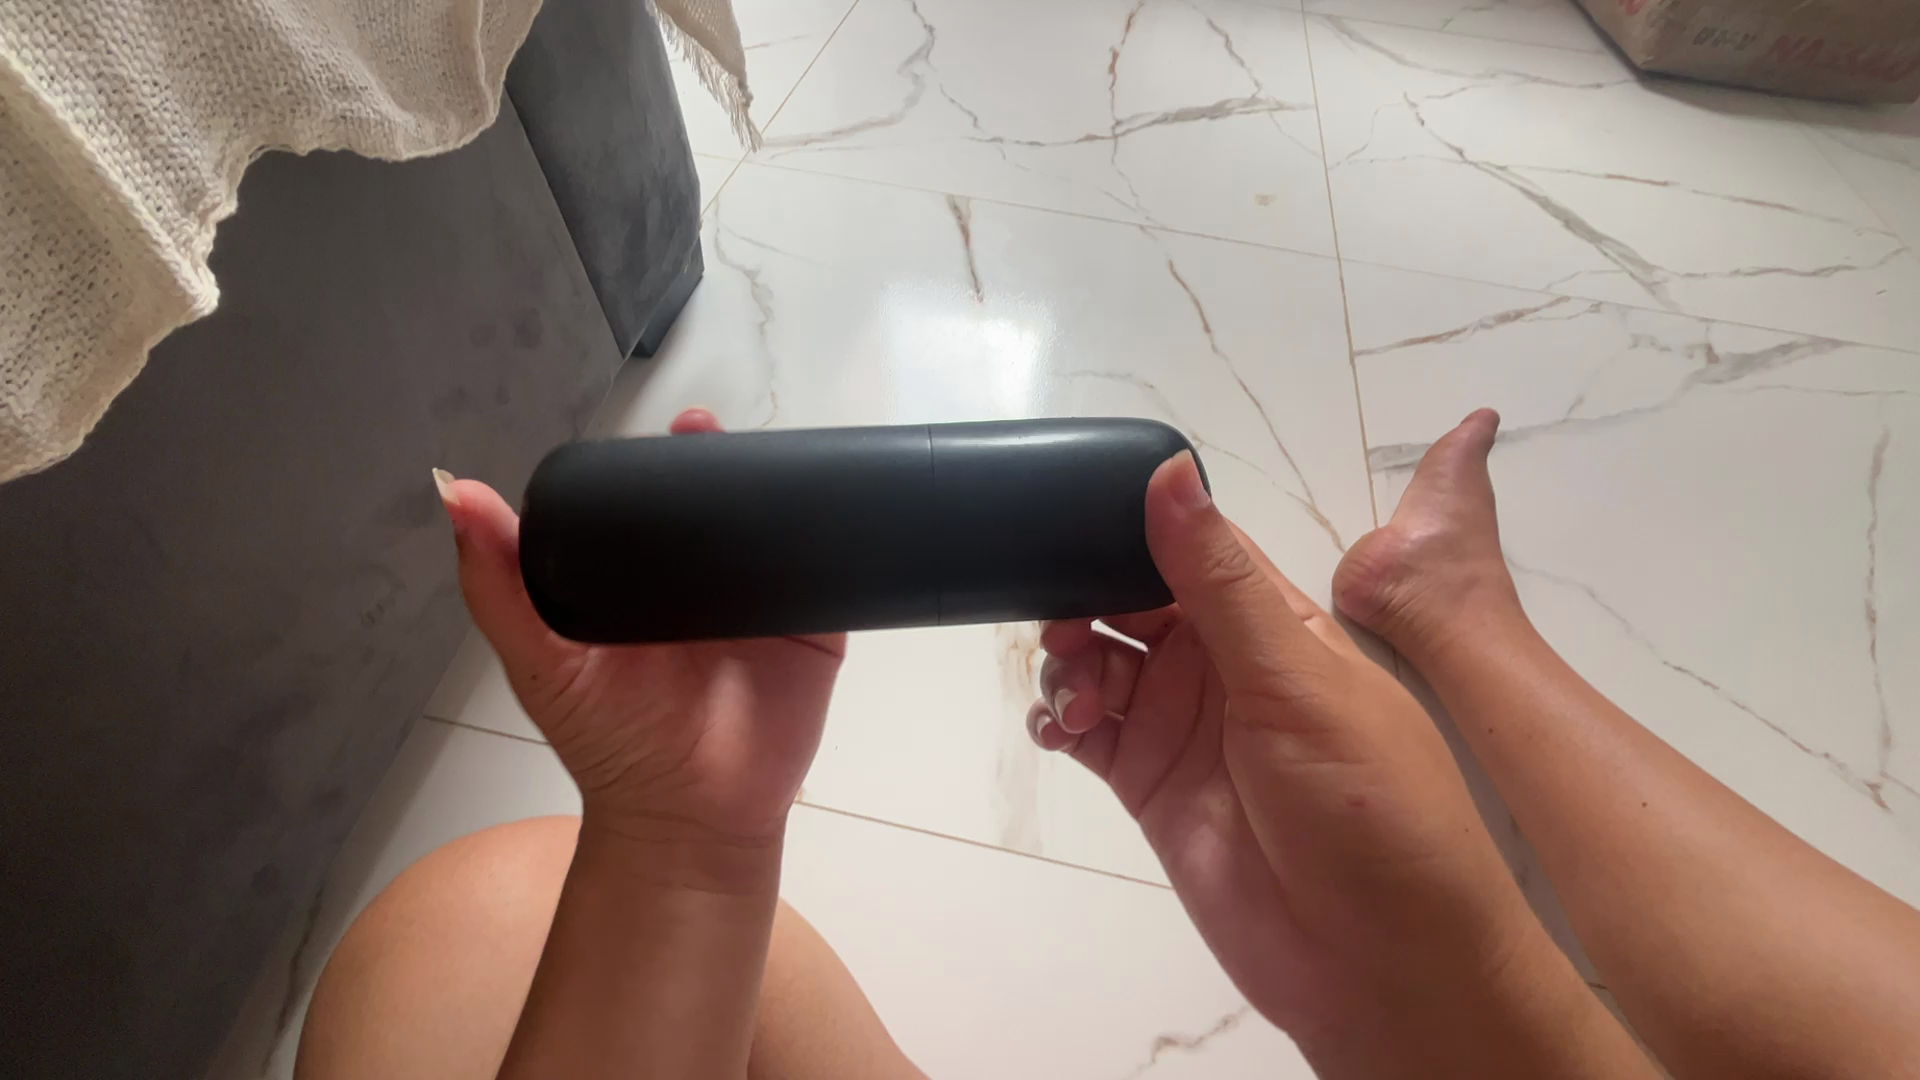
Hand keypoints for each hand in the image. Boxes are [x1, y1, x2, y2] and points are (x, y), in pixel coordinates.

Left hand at [436, 409, 844, 863]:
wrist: (693, 814)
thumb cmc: (613, 740)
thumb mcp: (544, 661)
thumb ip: (502, 586)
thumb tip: (454, 488)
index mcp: (654, 579)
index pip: (670, 505)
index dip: (678, 462)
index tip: (685, 428)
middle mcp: (715, 581)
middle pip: (734, 509)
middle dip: (738, 465)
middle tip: (731, 434)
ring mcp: (771, 603)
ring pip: (786, 533)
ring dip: (791, 496)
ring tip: (789, 463)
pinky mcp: (818, 630)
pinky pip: (833, 578)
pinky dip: (841, 545)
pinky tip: (839, 515)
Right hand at [1031, 452, 1573, 1057]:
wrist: (1377, 970)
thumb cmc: (1367, 807)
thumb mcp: (1294, 679)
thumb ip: (1218, 580)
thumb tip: (1171, 473)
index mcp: (1265, 621)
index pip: (1184, 550)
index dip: (1128, 535)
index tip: (1071, 534)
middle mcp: (1215, 664)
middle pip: (1125, 605)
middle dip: (1084, 605)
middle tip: (1063, 632)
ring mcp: (1176, 722)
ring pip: (1097, 664)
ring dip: (1069, 667)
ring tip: (1076, 703)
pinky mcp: (1145, 778)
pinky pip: (1084, 729)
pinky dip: (1057, 718)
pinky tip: (1056, 728)